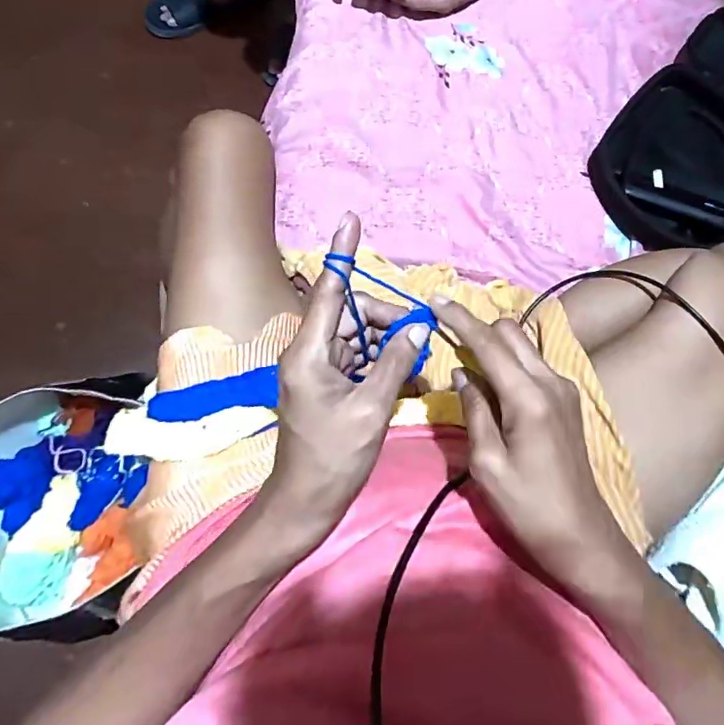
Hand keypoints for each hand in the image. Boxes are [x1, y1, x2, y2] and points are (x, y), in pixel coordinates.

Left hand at [264, 213, 425, 540]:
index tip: (351, 219)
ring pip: (360, 337)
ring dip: (389, 345)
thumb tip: (418, 328)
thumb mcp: (372, 408)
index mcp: (309, 351)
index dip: (342, 254)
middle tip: (419, 340)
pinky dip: (383, 365)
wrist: (305, 505)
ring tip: (416, 366)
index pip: (328, 290)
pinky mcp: (329, 386)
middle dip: (387, 320)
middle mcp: (310, 353)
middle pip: (353, 314)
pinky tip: (408, 380)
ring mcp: (318, 370)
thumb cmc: (333, 458)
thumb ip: (396, 362)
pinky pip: (360, 361)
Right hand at [431, 297, 635, 590]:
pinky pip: (533, 363)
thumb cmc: (529, 507)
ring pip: (524, 344)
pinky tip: (493, 384)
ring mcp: (564, 387)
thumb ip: (473, 410)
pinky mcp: (568, 399)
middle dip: (477, 327)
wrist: (582, 535)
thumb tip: (461, 372)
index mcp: (529, 397)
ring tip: (467, 361)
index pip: (488, 342)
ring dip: (495, 343)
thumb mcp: (488, 465)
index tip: (435, 300)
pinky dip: (511, 361)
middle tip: (446, 337)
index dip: (459, 319)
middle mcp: (551, 381)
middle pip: (511, 331)